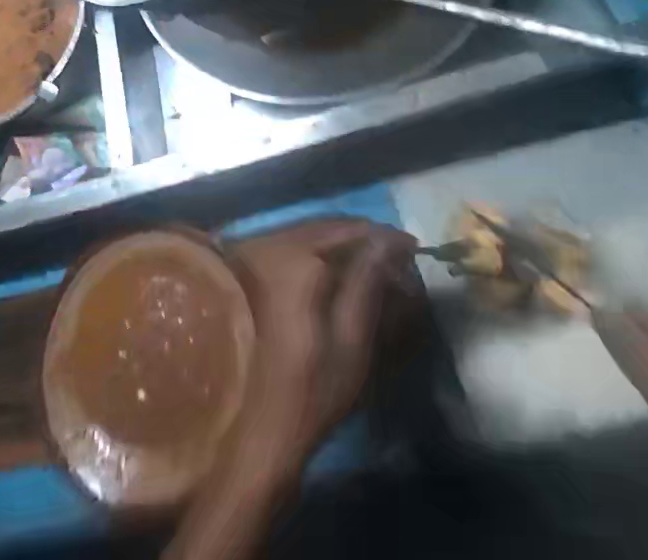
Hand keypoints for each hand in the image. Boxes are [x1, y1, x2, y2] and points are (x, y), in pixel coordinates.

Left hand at [225, 219, 415, 474]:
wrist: (233, 420)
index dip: (388, 239)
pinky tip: (329, 273)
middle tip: (394, 261)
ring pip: (306, 234)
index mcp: (301, 257)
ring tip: (367, 267)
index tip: (413, 251)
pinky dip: (314, 252)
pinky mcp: (239, 265)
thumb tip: (388, 244)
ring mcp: (252, 250)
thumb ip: (367, 285)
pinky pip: (287, 245)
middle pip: (328, 227)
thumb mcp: (349, 343)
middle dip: (364, 240)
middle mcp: (274, 241)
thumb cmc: (301, 389)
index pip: (354, 230)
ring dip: (338, 245)